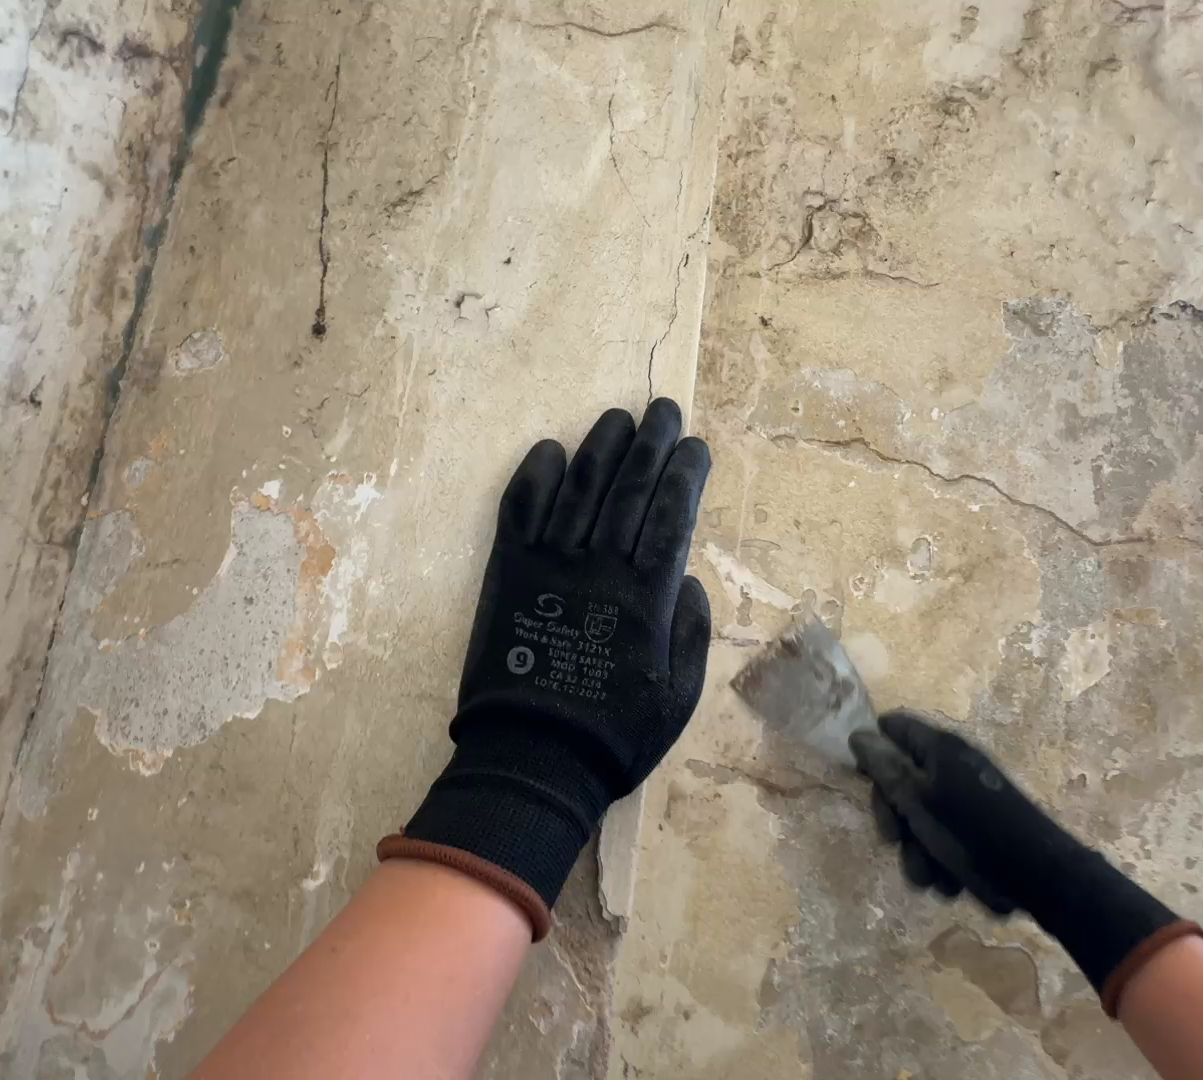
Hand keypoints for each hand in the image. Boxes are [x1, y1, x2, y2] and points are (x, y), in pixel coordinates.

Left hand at [381, 398, 711, 939]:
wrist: (532, 759)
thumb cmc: (614, 734)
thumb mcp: (681, 695)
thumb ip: (691, 631)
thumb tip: (686, 577)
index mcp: (644, 599)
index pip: (670, 517)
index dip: (684, 476)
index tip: (695, 447)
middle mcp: (597, 569)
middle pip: (627, 492)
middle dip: (650, 446)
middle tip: (664, 410)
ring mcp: (547, 567)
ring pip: (576, 491)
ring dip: (599, 449)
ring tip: (617, 418)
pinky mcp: (507, 574)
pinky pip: (518, 514)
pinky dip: (533, 479)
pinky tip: (550, 450)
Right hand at [851, 710, 1202, 1015]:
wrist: (1043, 881)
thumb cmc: (972, 834)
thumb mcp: (918, 799)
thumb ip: (886, 767)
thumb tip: (858, 734)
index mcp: (939, 747)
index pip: (892, 726)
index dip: (873, 750)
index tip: (863, 781)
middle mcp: (953, 764)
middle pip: (902, 775)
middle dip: (893, 814)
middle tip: (891, 841)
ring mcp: (968, 795)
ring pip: (921, 814)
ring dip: (916, 847)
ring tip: (928, 877)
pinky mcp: (980, 826)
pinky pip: (944, 835)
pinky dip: (940, 858)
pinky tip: (949, 882)